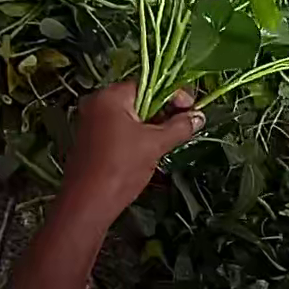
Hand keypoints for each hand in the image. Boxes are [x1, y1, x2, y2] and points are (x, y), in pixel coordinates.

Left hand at [59, 82, 203, 224]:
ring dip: (155, 124)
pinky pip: (122, 128)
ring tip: (174, 137)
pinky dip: (140, 134)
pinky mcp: (93, 139)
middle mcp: (98, 102)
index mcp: (111, 96)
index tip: (193, 109)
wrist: (88, 204)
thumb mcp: (155, 144)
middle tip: (186, 124)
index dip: (175, 95)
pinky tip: (154, 148)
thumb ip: (180, 127)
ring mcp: (93, 121)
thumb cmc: (121, 167)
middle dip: (166, 110)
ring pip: (132, 115)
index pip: (150, 84)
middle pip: (141, 98)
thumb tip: (199, 116)